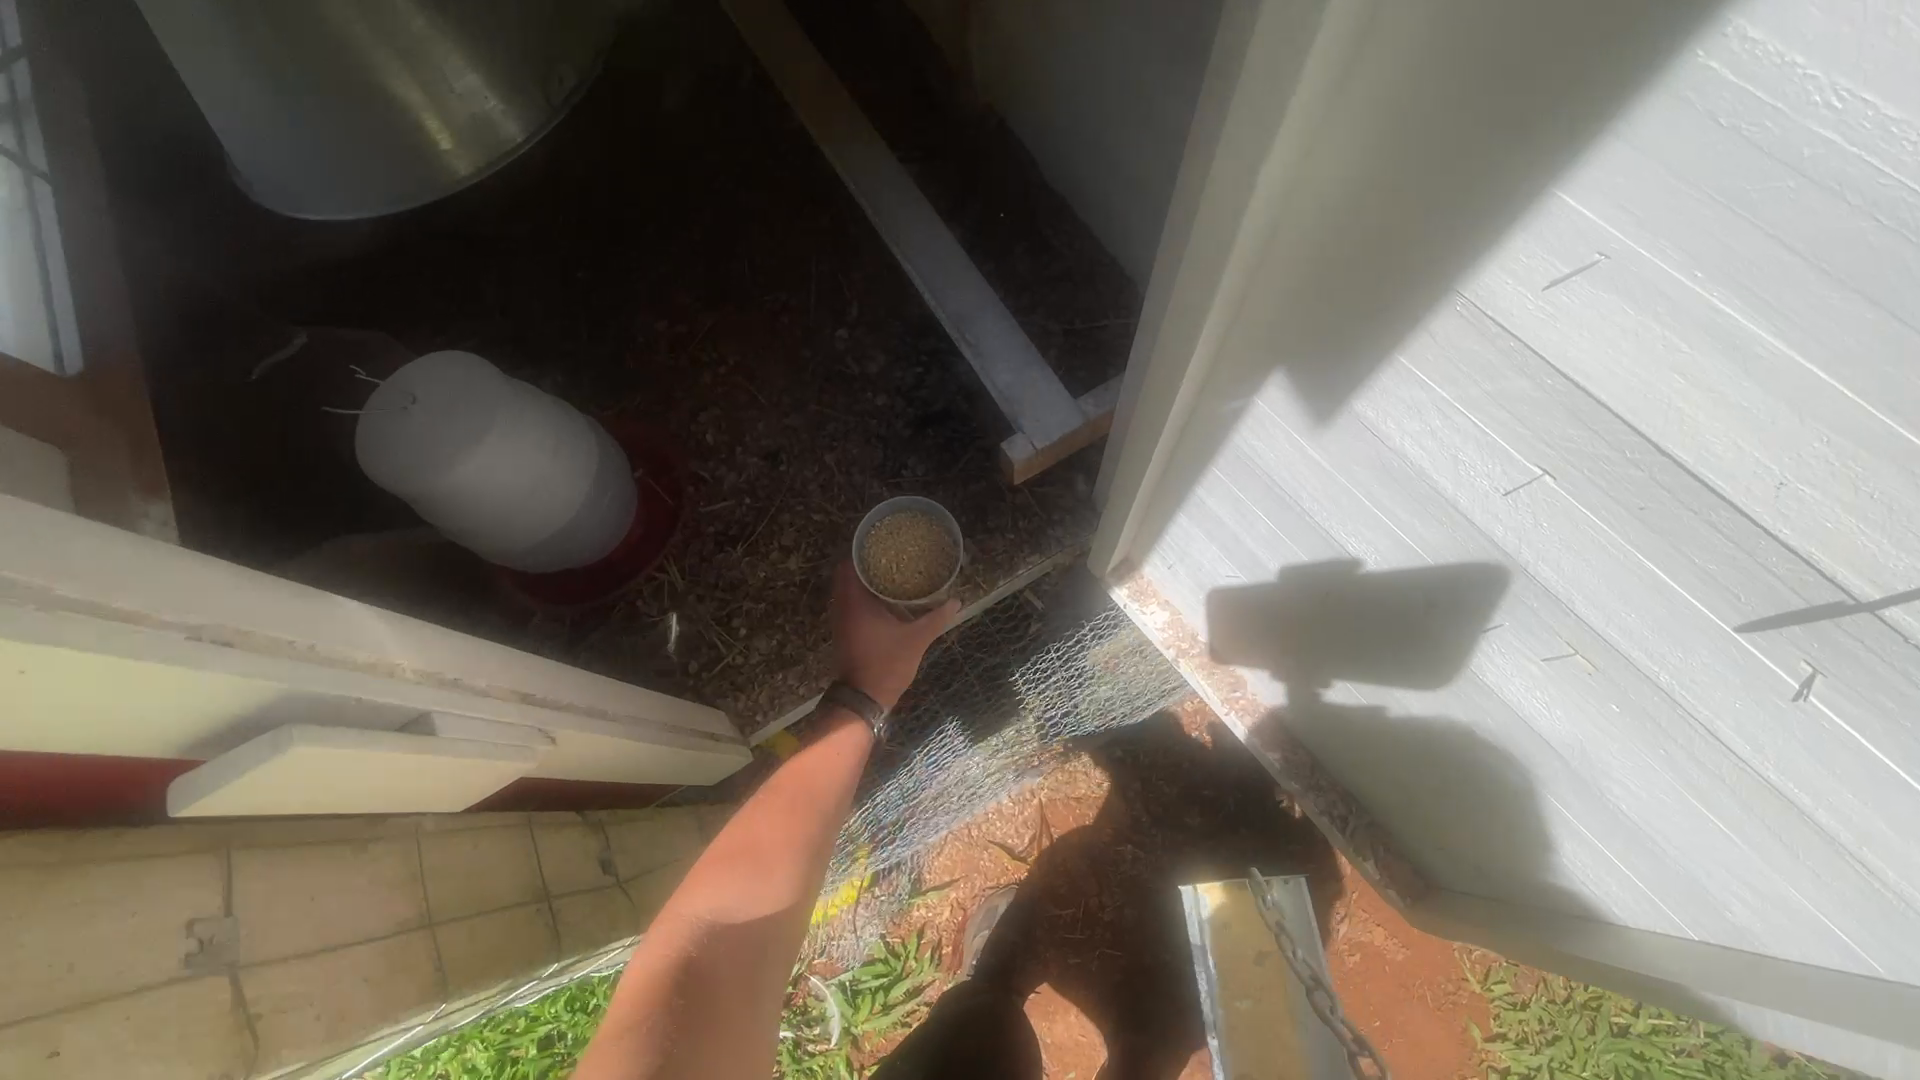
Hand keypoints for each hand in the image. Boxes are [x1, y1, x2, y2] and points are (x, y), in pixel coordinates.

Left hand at [831, 560, 958, 708]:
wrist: (863, 698)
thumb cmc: (886, 664)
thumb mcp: (916, 639)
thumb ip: (936, 618)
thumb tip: (956, 601)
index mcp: (854, 602)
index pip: (849, 565)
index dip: (862, 552)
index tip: (881, 545)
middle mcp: (842, 607)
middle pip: (847, 575)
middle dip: (865, 565)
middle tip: (889, 557)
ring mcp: (840, 621)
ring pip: (847, 591)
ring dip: (864, 582)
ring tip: (889, 574)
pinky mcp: (843, 632)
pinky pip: (849, 604)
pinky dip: (862, 598)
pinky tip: (884, 599)